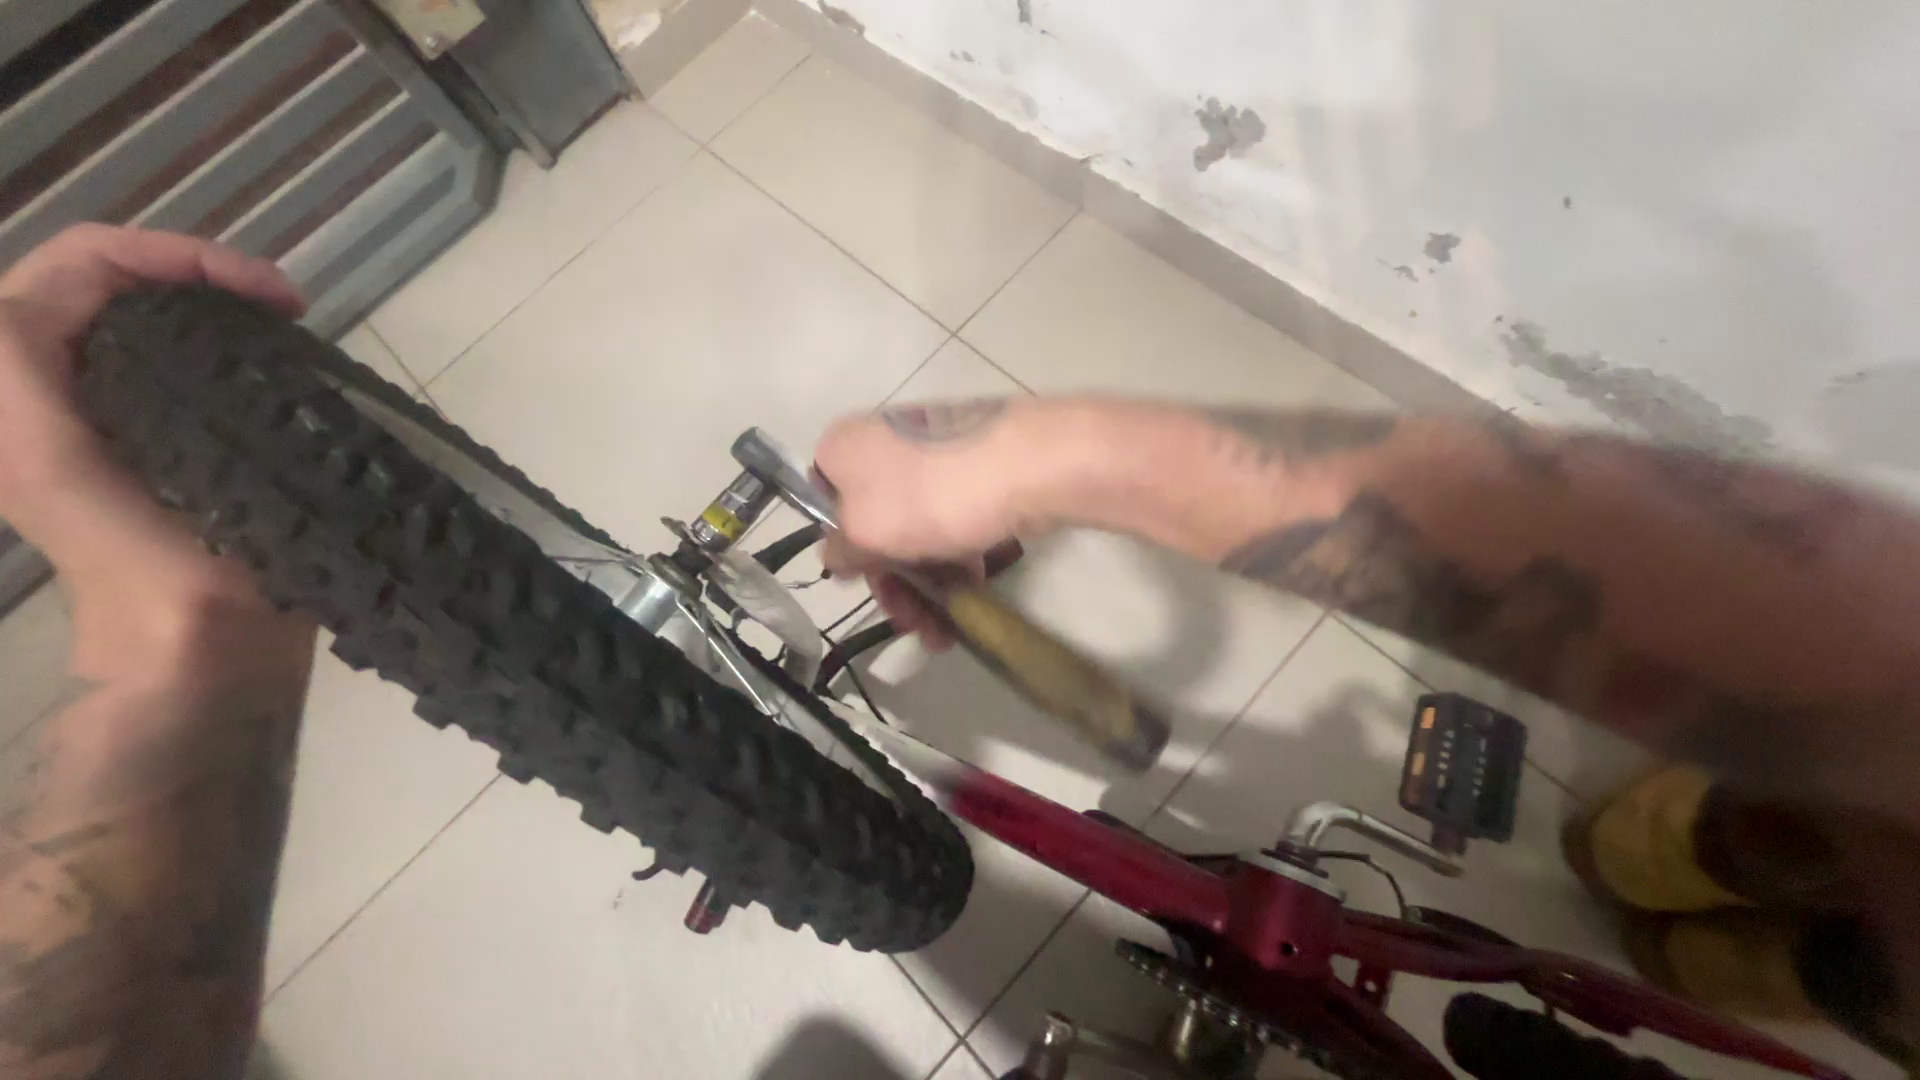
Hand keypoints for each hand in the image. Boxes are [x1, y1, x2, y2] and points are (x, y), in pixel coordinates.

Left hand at [0, 225, 305, 668]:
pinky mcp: (141, 445)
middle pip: (95, 283)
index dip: (176, 256)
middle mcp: (40, 395)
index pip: (78, 268)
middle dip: (189, 273)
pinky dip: (209, 344)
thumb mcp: (74, 466)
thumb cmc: (161, 568)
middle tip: (284, 307)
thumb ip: (34, 375)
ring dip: (200, 304)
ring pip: (129, 318)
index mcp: (17, 390)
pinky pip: (160, 361)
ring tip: (278, 326)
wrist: (196, 645)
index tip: (279, 297)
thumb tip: (100, 291)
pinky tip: (263, 368)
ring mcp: (92, 419)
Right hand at [813, 397, 1051, 647]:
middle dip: (893, 584)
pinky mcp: (974, 472)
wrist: (1025, 464)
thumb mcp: (864, 532)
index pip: (823, 504)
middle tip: (912, 624)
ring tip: (944, 633)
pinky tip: (971, 597)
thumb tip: (836, 556)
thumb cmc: (928, 497)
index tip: (864, 584)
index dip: (843, 551)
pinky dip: (956, 561)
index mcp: (843, 448)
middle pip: (875, 526)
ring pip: (916, 532)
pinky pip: (953, 523)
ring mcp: (933, 456)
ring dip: (925, 587)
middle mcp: (883, 445)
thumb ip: (841, 551)